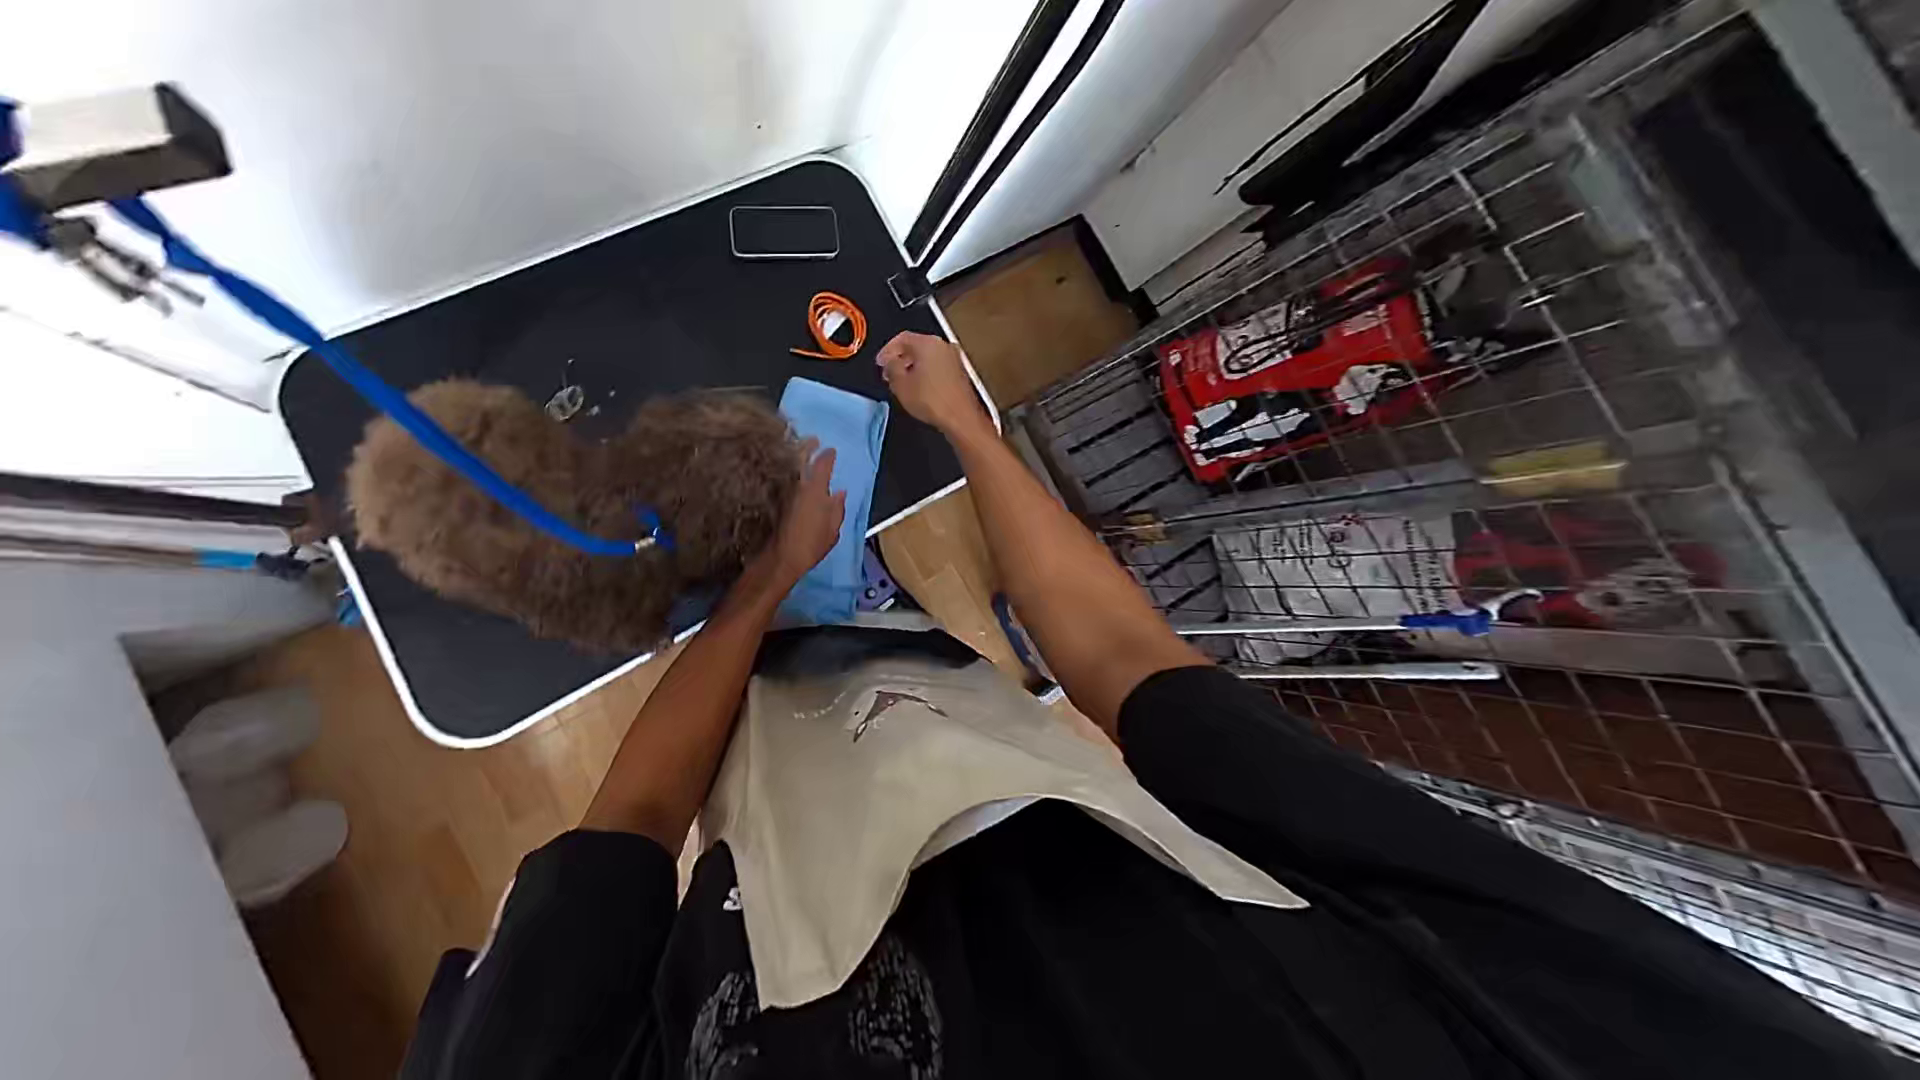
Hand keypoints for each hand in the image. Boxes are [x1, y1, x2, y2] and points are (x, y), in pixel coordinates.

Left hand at [765, 438, 845, 585]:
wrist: (780, 558)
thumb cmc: (809, 546)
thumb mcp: (832, 530)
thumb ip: (837, 509)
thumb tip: (840, 494)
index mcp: (816, 490)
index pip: (823, 464)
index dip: (827, 455)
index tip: (830, 449)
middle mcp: (797, 486)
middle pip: (801, 458)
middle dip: (807, 446)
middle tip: (812, 440)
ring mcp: (782, 490)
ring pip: (789, 467)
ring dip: (794, 457)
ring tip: (799, 451)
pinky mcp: (771, 498)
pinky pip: (780, 478)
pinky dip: (785, 472)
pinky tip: (786, 473)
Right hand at [877, 331, 991, 439]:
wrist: (960, 417)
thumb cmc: (935, 402)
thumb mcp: (900, 384)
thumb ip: (890, 367)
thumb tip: (890, 363)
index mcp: (927, 343)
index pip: (902, 338)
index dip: (887, 350)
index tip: (881, 361)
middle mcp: (943, 346)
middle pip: (916, 346)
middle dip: (900, 359)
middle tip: (890, 372)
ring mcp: (954, 358)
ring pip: (928, 357)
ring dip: (913, 367)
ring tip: (903, 383)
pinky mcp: (959, 372)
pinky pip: (938, 367)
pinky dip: (927, 373)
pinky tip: (920, 388)